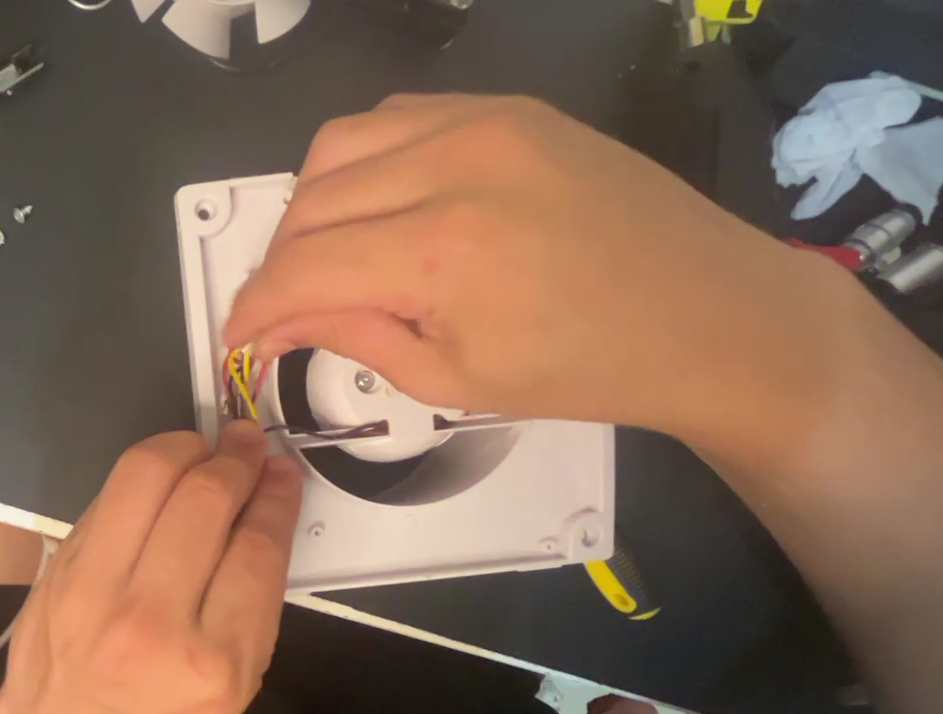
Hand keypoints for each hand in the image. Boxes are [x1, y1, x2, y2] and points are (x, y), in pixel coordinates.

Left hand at [0, 420, 300, 713]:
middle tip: (246, 444)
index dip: (275, 495)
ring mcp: (96, 592)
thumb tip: (265, 511)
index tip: (282, 471)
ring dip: (187, 446)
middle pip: (205, 500)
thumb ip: (252, 602)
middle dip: (235, 459)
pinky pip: (108, 496)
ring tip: (205, 448)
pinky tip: (163, 477)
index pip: (257, 548)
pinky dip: (144, 474)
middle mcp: (154, 623)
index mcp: (215, 665)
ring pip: (148, 477)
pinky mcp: (59, 570)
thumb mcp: (230, 690)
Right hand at [222, 94, 867, 457]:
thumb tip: (276, 324)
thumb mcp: (447, 378)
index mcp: (439, 250)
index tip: (236, 341)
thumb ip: (349, 337)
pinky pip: (389, 121)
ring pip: (334, 149)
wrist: (707, 313)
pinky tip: (369, 212)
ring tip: (322, 263)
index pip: (299, 270)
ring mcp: (482, 120)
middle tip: (281, 316)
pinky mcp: (505, 108)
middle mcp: (451, 163)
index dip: (251, 309)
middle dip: (274, 269)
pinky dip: (355, 167)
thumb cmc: (580, 369)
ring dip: (306, 211)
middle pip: (305, 205)